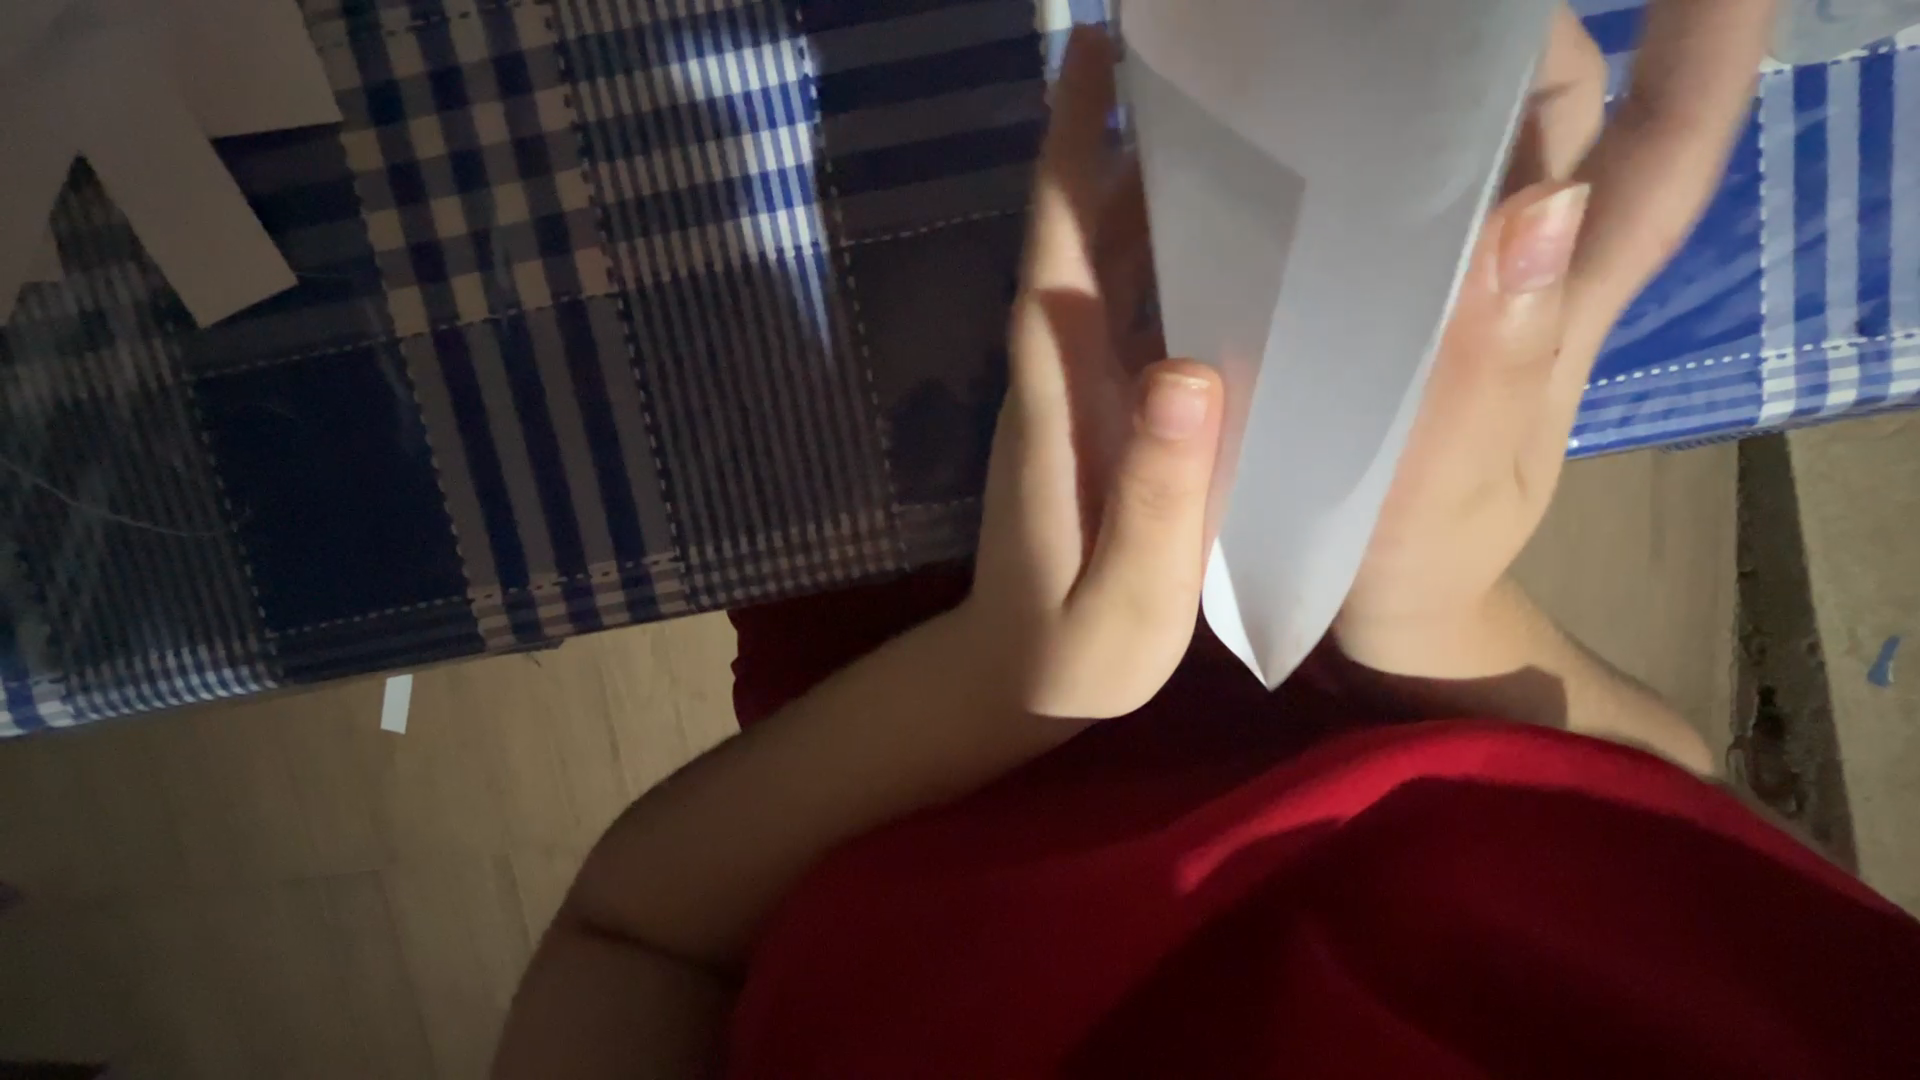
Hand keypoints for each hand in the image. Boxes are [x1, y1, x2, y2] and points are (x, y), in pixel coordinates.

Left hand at [961, 28, 1223, 720]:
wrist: (1014, 676)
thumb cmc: (1070, 652)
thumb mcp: (1123, 600)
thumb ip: (1153, 498)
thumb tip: (1191, 369)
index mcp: (1058, 408)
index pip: (1057, 256)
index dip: (1070, 156)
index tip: (1096, 54)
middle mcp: (1057, 381)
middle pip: (1081, 239)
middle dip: (1120, 142)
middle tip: (1208, 62)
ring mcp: (1072, 398)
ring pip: (1106, 271)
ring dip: (1150, 192)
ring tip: (1238, 123)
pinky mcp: (1092, 418)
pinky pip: (1129, 317)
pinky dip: (1168, 264)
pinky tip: (1231, 245)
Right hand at [1338, 1, 1773, 676]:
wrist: (1380, 605)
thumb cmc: (1420, 556)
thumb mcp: (1454, 482)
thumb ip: (1485, 370)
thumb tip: (1529, 216)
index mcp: (1563, 314)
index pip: (1663, 158)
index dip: (1706, 45)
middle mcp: (1511, 286)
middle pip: (1553, 127)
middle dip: (1526, 34)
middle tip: (1427, 5)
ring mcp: (1433, 306)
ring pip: (1462, 167)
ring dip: (1425, 97)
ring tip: (1344, 52)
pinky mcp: (1363, 329)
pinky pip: (1373, 229)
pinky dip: (1344, 178)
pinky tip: (1282, 163)